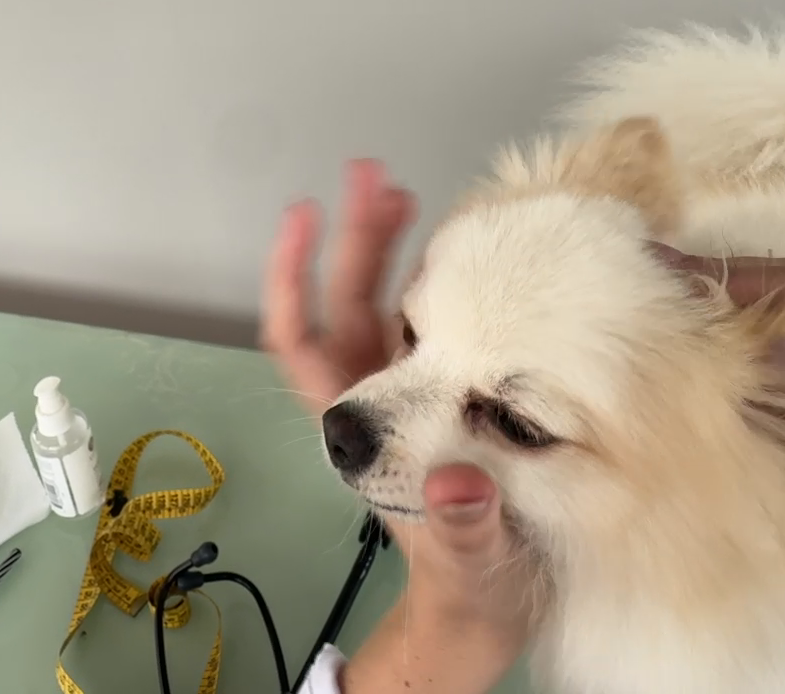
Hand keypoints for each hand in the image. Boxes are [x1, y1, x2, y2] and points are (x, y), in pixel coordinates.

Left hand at [262, 164, 531, 692]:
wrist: (492, 606)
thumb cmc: (466, 590)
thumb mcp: (467, 566)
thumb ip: (457, 530)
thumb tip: (454, 483)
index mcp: (357, 428)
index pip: (299, 341)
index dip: (292, 278)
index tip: (301, 218)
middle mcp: (373, 396)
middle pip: (346, 303)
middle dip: (352, 239)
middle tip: (371, 177)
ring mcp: (408, 388)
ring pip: (384, 302)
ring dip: (389, 247)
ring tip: (405, 194)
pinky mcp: (446, 388)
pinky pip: (431, 319)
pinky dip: (436, 279)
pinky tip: (457, 252)